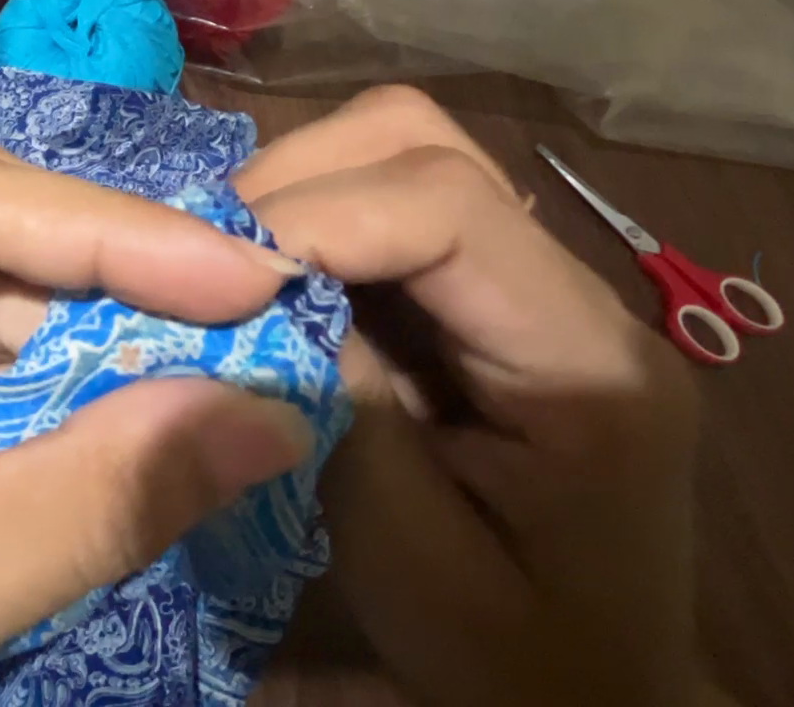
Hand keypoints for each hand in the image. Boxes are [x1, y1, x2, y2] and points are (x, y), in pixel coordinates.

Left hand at [0, 147, 317, 706]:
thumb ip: (91, 501)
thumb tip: (266, 416)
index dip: (100, 228)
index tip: (242, 271)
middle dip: (115, 273)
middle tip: (256, 314)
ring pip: (0, 279)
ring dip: (109, 324)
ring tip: (224, 362)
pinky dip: (75, 368)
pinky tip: (144, 395)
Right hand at [232, 86, 712, 705]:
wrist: (577, 683)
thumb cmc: (507, 651)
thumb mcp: (411, 563)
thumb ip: (339, 418)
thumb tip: (255, 304)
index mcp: (584, 360)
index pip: (446, 207)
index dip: (313, 219)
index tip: (215, 282)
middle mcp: (559, 286)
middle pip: (417, 140)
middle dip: (292, 183)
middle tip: (210, 265)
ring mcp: (509, 275)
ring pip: (386, 148)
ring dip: (287, 190)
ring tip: (229, 271)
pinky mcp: (459, 286)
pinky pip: (365, 197)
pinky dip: (293, 217)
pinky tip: (258, 280)